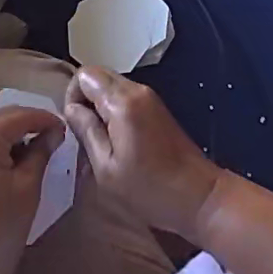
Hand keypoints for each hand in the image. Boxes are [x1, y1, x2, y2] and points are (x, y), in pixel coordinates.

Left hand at [0, 106, 64, 273]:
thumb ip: (41, 152)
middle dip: (32, 122)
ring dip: (20, 133)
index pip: (19, 115)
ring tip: (46, 145)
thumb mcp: (27, 188)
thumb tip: (55, 132)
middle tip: (59, 134)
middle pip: (5, 117)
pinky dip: (7, 146)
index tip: (68, 127)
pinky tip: (24, 157)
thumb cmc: (0, 228)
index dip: (45, 118)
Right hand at [63, 66, 223, 242]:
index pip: (84, 75)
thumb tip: (71, 110)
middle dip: (85, 98)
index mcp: (123, 102)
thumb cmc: (151, 189)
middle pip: (98, 75)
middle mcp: (137, 90)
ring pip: (111, 85)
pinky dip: (114, 109)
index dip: (73, 95)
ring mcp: (150, 97)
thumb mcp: (107, 168)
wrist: (201, 198)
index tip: (76, 125)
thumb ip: (86, 131)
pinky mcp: (157, 108)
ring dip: (100, 105)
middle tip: (86, 132)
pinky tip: (118, 139)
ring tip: (102, 140)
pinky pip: (125, 96)